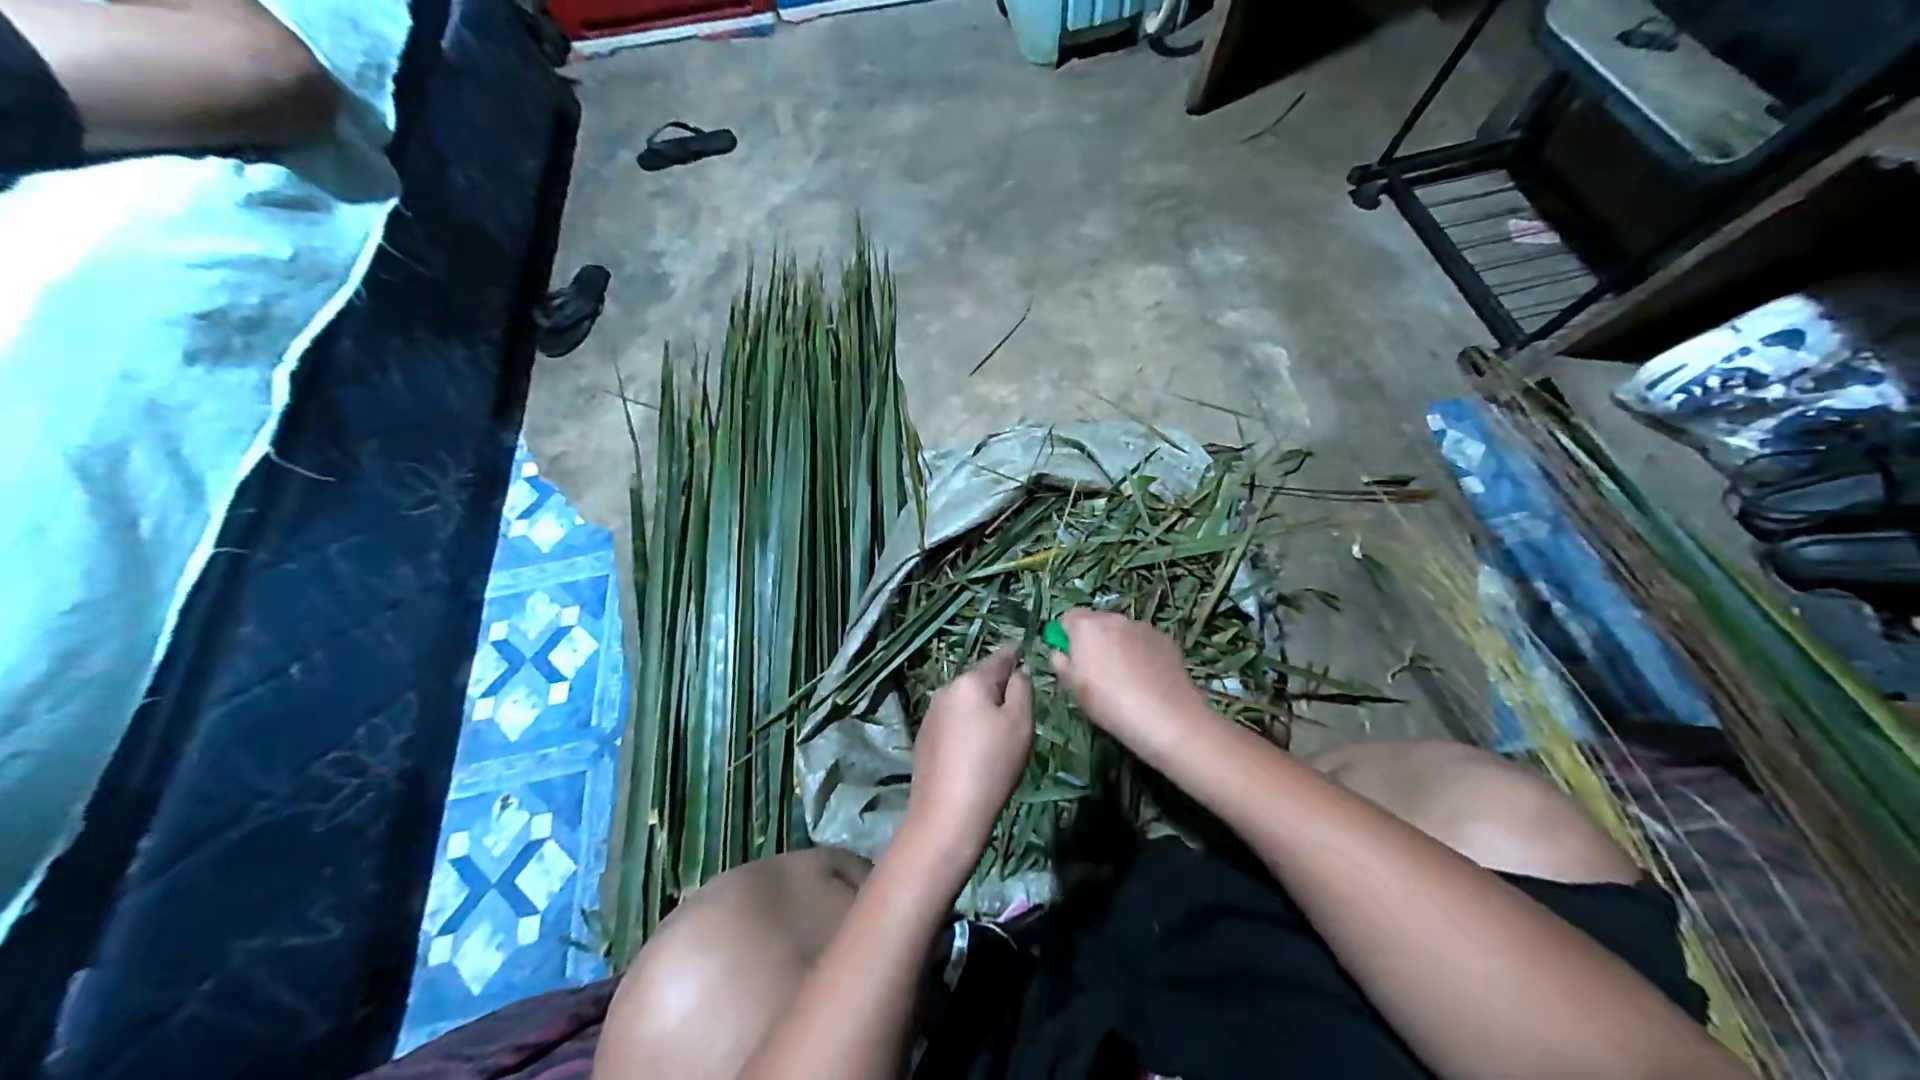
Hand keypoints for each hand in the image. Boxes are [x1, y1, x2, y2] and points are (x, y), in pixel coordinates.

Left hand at [903, 648, 1032, 862]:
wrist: (947, 814)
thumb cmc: (992, 764)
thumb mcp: (1020, 723)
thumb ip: (1022, 689)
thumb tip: (1019, 671)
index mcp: (970, 682)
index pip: (999, 659)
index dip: (1015, 655)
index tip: (1025, 651)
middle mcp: (945, 691)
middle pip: (980, 682)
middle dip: (999, 689)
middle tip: (1020, 710)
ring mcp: (931, 715)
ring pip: (966, 703)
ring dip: (982, 710)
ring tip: (999, 735)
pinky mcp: (924, 738)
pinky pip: (953, 723)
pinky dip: (967, 728)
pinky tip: (976, 752)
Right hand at [1050, 609, 1208, 749]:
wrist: (1165, 716)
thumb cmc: (1108, 702)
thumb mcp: (1072, 687)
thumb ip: (1060, 663)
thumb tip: (1061, 653)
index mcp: (1087, 627)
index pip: (1068, 617)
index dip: (1067, 635)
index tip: (1072, 658)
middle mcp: (1115, 619)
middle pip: (1097, 622)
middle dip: (1094, 639)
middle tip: (1097, 670)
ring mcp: (1143, 627)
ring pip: (1122, 631)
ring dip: (1118, 645)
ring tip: (1125, 678)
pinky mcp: (1166, 640)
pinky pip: (1144, 641)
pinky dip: (1141, 653)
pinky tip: (1146, 679)